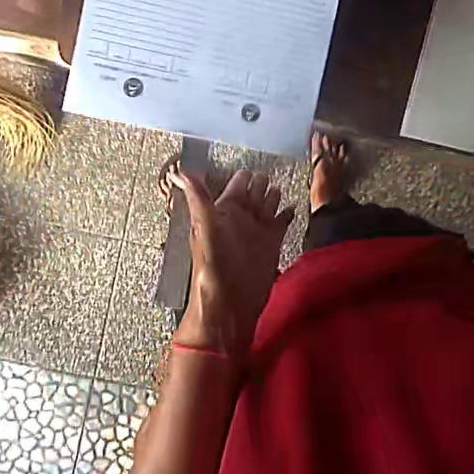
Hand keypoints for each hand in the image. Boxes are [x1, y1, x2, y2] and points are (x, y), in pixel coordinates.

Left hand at [169, 168, 294, 357]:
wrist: (231, 303)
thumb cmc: (214, 269)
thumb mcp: (205, 229)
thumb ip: (199, 199)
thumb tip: (183, 173)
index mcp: (224, 210)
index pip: (238, 182)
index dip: (246, 176)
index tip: (253, 171)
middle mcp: (242, 218)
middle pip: (256, 189)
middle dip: (263, 183)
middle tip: (268, 181)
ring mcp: (257, 230)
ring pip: (270, 202)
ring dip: (274, 195)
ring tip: (277, 192)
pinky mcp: (272, 243)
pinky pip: (282, 221)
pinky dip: (287, 213)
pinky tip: (289, 210)